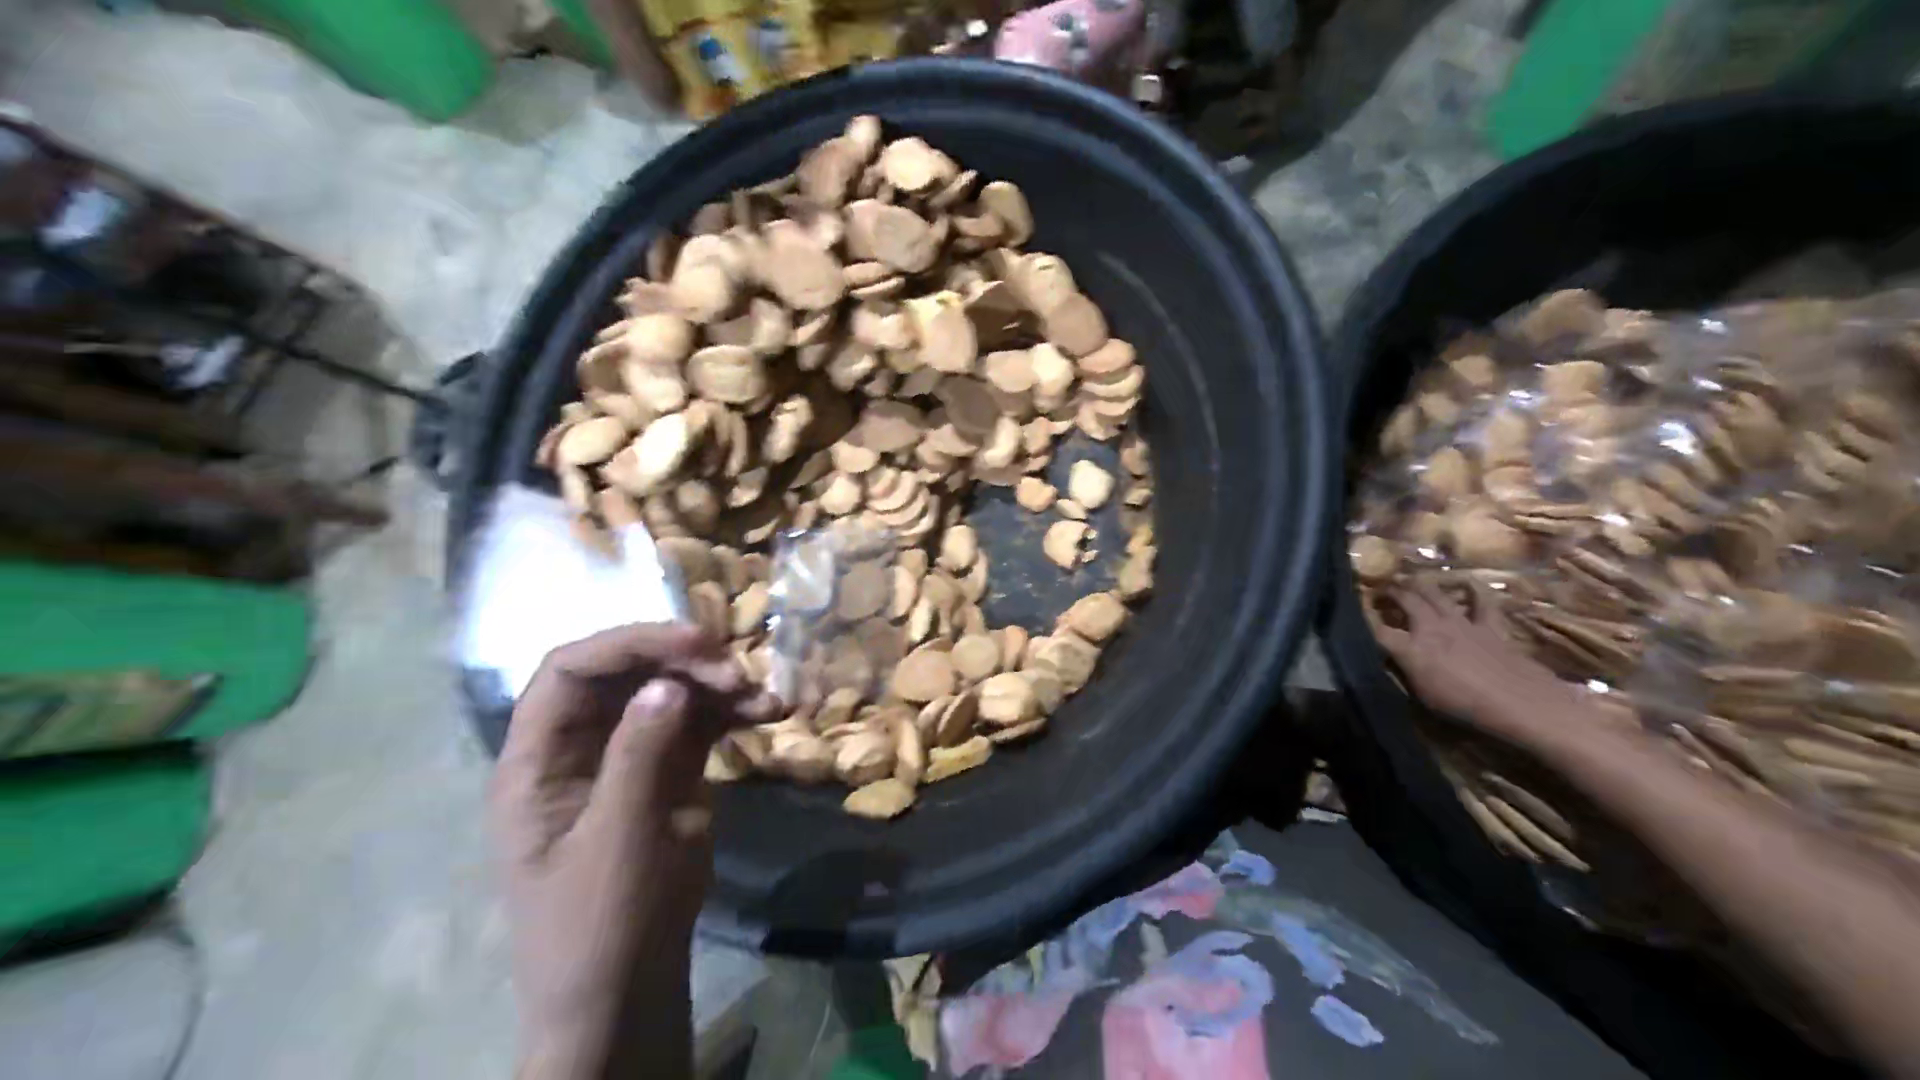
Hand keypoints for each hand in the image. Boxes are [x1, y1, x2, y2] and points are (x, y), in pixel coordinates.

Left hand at [490, 623, 778, 1078]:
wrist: (627, 988)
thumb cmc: (599, 923)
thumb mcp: (616, 840)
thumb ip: (638, 756)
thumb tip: (668, 683)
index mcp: (538, 759)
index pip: (570, 672)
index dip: (627, 643)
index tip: (693, 641)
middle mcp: (580, 745)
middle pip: (625, 673)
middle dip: (681, 660)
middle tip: (734, 670)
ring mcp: (628, 754)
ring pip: (669, 691)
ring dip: (716, 683)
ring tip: (761, 694)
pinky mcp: (670, 769)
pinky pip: (700, 722)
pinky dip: (733, 711)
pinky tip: (767, 711)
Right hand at [1372, 580, 1582, 747]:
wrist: (1522, 706)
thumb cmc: (1465, 708)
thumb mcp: (1421, 696)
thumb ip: (1402, 671)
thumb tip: (1386, 657)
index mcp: (1410, 648)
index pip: (1376, 628)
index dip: (1362, 617)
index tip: (1352, 610)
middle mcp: (1431, 628)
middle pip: (1406, 601)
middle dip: (1390, 591)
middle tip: (1381, 588)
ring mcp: (1462, 623)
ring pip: (1436, 594)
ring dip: (1420, 584)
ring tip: (1410, 578)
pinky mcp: (1490, 626)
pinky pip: (1482, 602)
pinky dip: (1474, 590)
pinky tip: (1468, 582)